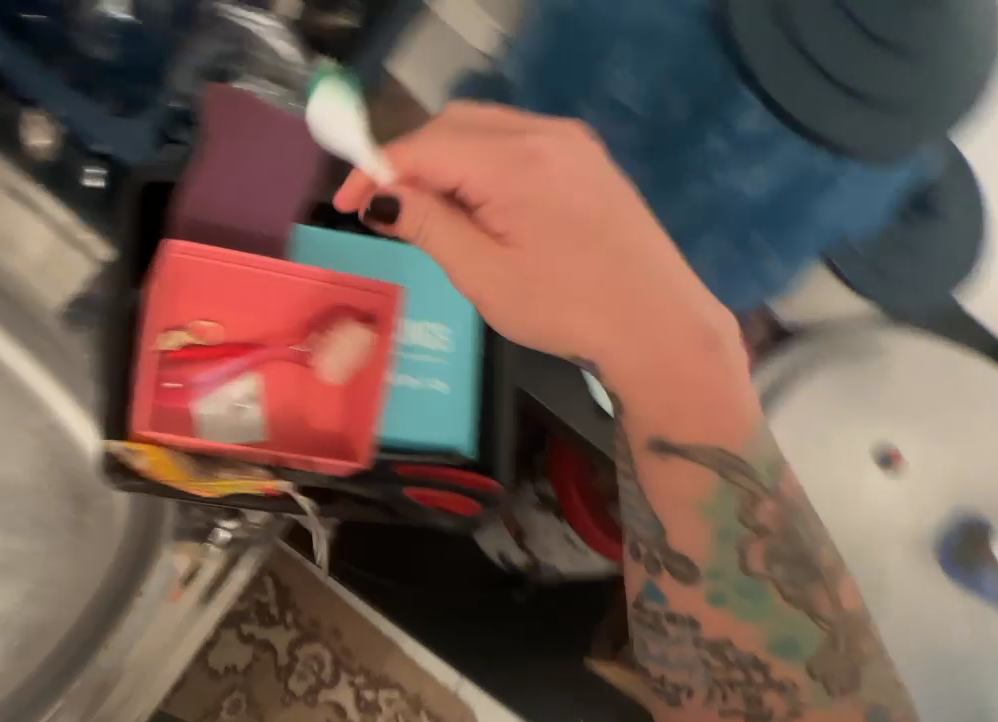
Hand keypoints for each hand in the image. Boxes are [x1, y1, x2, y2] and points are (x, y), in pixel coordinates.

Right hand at [332, 103, 740, 388]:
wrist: (653, 321)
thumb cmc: (561, 306)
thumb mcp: (481, 273)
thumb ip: (427, 225)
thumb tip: (378, 197)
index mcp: (516, 162)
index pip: (425, 146)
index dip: (375, 170)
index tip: (344, 206)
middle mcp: (544, 134)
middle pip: (452, 124)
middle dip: (405, 160)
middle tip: (380, 211)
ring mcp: (568, 141)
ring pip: (480, 128)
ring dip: (438, 160)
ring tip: (418, 212)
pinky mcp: (581, 157)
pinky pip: (510, 141)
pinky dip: (472, 163)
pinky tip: (467, 205)